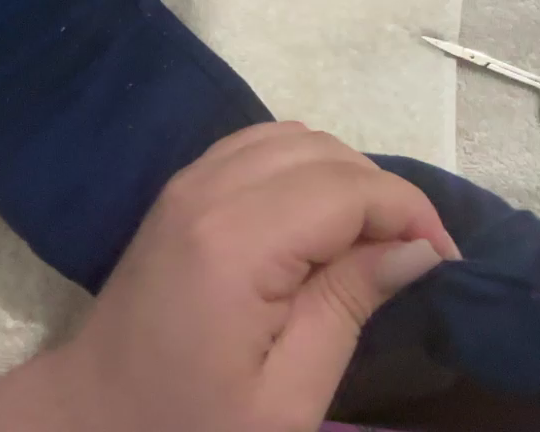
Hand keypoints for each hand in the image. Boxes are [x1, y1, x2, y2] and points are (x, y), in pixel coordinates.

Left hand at [0, 122, 459, 431]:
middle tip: (411, 256)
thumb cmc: (192, 423)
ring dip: (344, 175)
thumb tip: (419, 247)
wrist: (93, 415)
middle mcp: (211, 187)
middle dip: (382, 194)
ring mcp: (192, 177)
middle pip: (326, 152)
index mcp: (236, 240)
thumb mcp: (287, 395)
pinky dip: (304, 163)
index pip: (347, 188)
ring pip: (296, 136)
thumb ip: (351, 304)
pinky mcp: (185, 182)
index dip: (409, 212)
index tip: (445, 260)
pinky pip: (261, 143)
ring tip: (367, 238)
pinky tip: (315, 213)